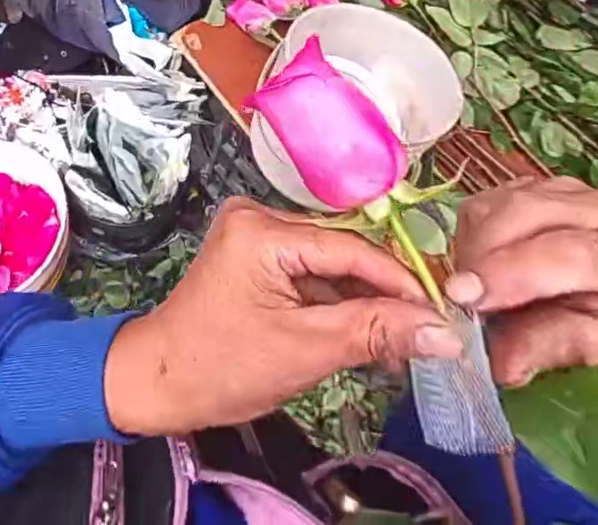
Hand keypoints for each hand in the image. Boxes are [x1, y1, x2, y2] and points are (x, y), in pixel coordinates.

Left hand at [104, 197, 460, 435]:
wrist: (155, 382)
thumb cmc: (219, 370)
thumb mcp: (302, 352)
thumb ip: (374, 333)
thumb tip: (442, 334)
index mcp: (261, 230)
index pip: (347, 247)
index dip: (398, 280)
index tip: (439, 311)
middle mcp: (259, 214)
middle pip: (339, 250)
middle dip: (381, 291)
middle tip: (424, 327)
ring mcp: (256, 229)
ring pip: (328, 260)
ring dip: (361, 297)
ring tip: (399, 334)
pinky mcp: (257, 248)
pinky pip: (310, 267)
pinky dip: (335, 297)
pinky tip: (363, 325)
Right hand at [445, 178, 597, 396]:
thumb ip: (554, 351)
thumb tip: (497, 358)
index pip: (573, 253)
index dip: (513, 272)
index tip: (463, 297)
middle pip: (535, 211)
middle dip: (484, 252)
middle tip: (455, 299)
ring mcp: (590, 193)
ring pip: (511, 197)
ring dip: (478, 241)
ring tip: (472, 290)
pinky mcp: (556, 188)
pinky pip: (501, 195)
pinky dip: (480, 229)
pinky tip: (484, 267)